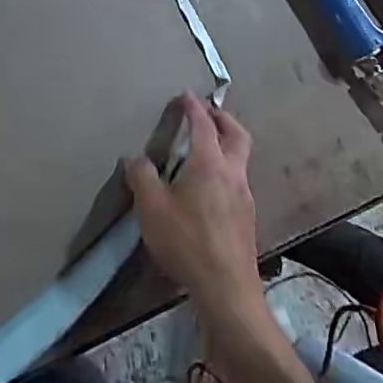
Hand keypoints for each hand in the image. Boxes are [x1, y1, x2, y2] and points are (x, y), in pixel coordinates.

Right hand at [125, 92, 260, 316]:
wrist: (226, 286)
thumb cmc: (187, 240)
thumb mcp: (152, 208)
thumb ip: (142, 177)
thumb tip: (135, 157)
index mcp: (209, 162)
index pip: (203, 124)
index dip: (193, 108)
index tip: (186, 95)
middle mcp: (232, 172)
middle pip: (236, 134)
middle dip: (222, 118)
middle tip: (207, 112)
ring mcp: (244, 195)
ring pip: (240, 158)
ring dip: (226, 144)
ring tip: (207, 148)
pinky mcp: (246, 217)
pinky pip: (238, 180)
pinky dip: (226, 169)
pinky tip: (210, 186)